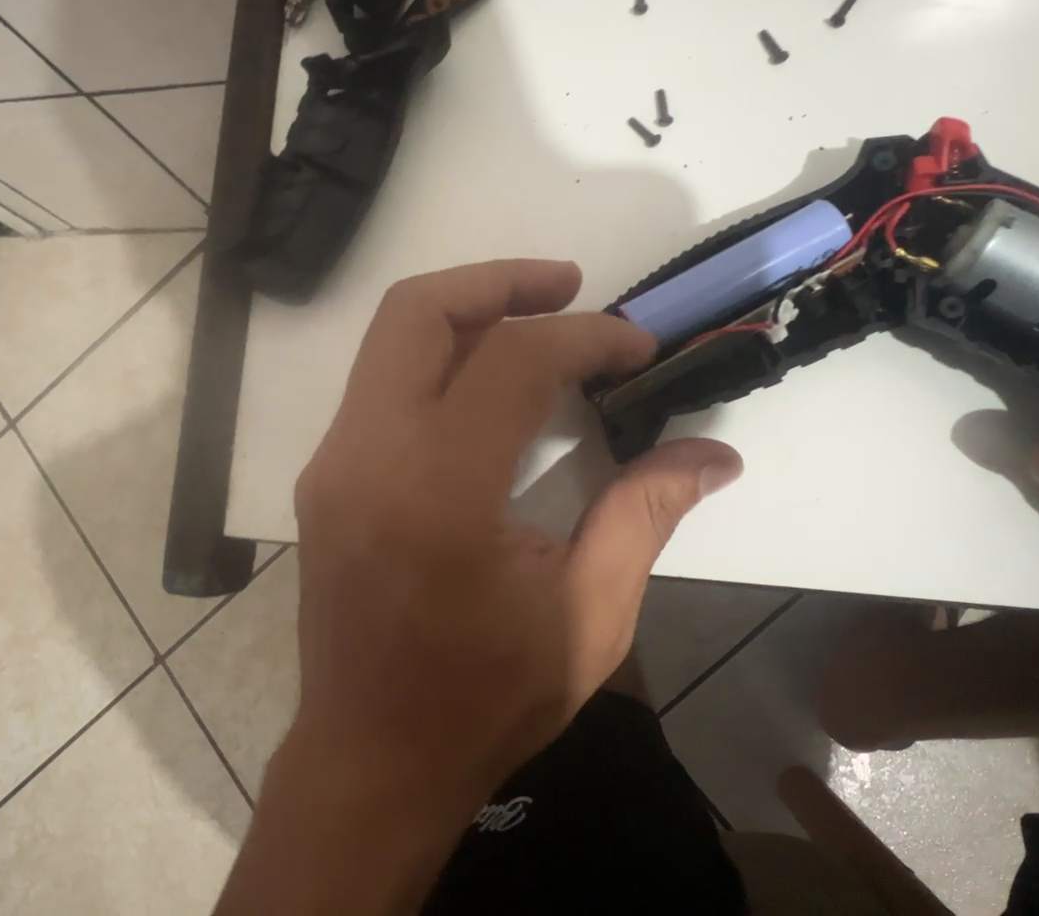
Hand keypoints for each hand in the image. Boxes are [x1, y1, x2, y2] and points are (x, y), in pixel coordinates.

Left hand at [217, 260, 741, 915]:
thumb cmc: (483, 701)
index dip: (586, 336)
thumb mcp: (588, 617)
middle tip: (572, 287)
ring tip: (539, 321)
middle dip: (500, 280)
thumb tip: (714, 453)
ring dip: (464, 311)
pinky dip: (435, 359)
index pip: (510, 361)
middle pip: (417, 311)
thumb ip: (644, 515)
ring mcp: (332, 463)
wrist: (370, 758)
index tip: (638, 347)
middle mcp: (366, 457)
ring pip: (388, 338)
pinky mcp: (324, 477)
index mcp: (436, 493)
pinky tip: (489, 385)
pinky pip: (378, 383)